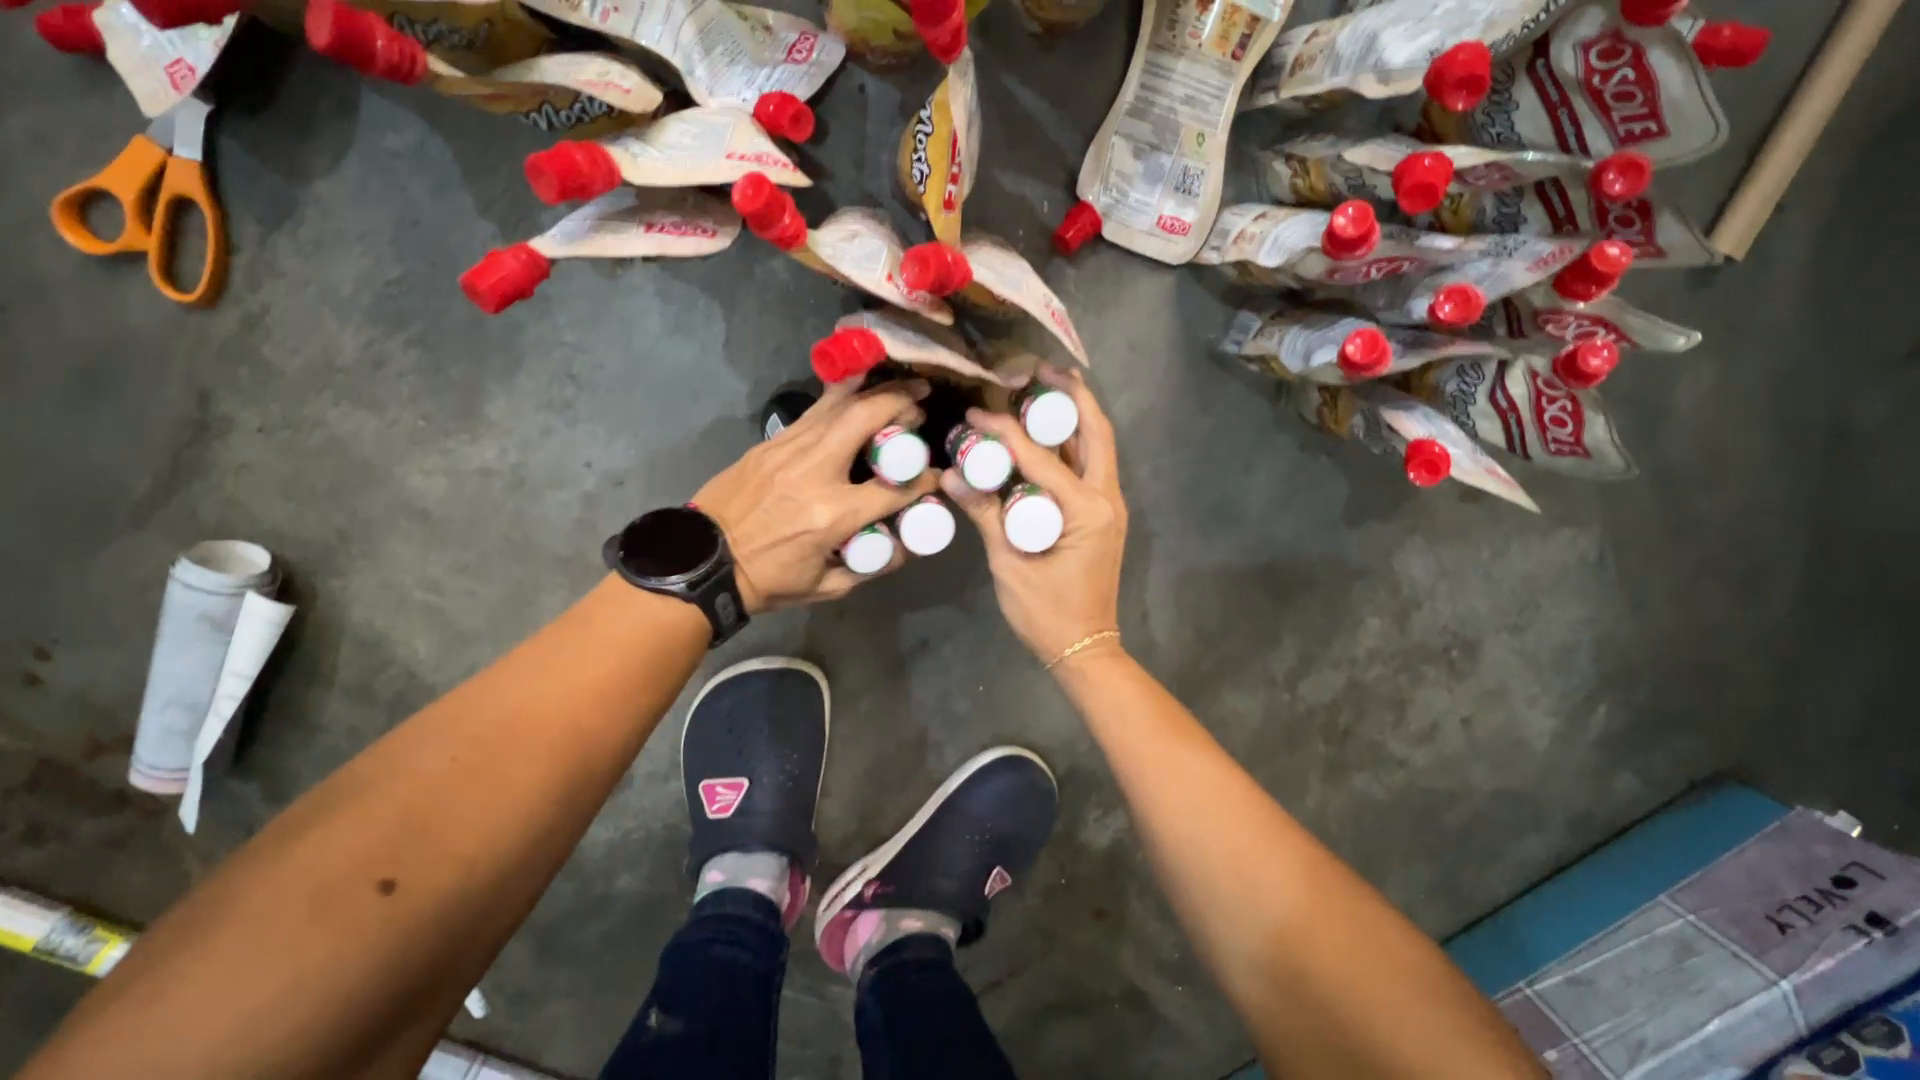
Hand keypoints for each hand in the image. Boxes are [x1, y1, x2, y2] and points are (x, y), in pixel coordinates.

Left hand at [695, 377, 938, 612]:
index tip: (936, 476)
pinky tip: (857, 386)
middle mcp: (816, 472)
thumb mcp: (826, 588)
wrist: (702, 561)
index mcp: (833, 515)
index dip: (924, 480)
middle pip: (868, 418)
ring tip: (898, 384)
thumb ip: (872, 565)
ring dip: (874, 390)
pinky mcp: (772, 443)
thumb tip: (905, 544)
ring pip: (839, 403)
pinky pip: (814, 410)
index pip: (894, 488)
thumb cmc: (767, 581)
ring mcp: (790, 450)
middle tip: (922, 401)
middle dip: (902, 403)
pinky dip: (840, 395)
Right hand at [942, 367, 1126, 667]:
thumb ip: (985, 514)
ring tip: (1046, 387)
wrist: (1083, 647)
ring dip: (1075, 415)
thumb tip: (952, 475)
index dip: (1005, 431)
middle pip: (1096, 431)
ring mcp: (1110, 507)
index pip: (1042, 457)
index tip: (975, 413)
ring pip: (1098, 446)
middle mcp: (1107, 499)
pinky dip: (1072, 445)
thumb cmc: (1046, 612)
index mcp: (1086, 511)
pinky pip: (1090, 467)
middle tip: (1040, 369)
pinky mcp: (1102, 516)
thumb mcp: (1009, 564)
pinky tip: (1046, 435)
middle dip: (1071, 395)